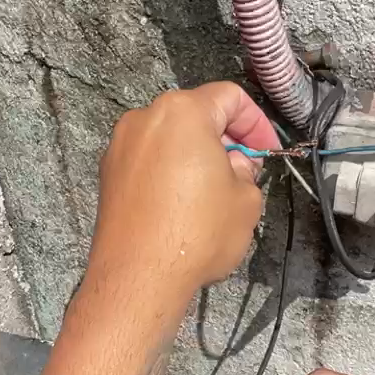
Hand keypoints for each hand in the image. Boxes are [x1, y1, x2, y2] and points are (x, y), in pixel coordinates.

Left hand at [89, 83, 281, 298]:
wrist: (139, 277)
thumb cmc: (193, 235)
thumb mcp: (246, 201)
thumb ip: (247, 172)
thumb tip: (235, 166)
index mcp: (183, 112)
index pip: (229, 97)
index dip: (256, 122)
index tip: (265, 148)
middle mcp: (145, 120)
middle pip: (195, 116)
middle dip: (224, 140)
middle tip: (244, 171)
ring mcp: (121, 147)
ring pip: (170, 140)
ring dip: (196, 158)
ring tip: (214, 193)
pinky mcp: (109, 176)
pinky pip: (149, 163)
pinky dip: (169, 174)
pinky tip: (184, 206)